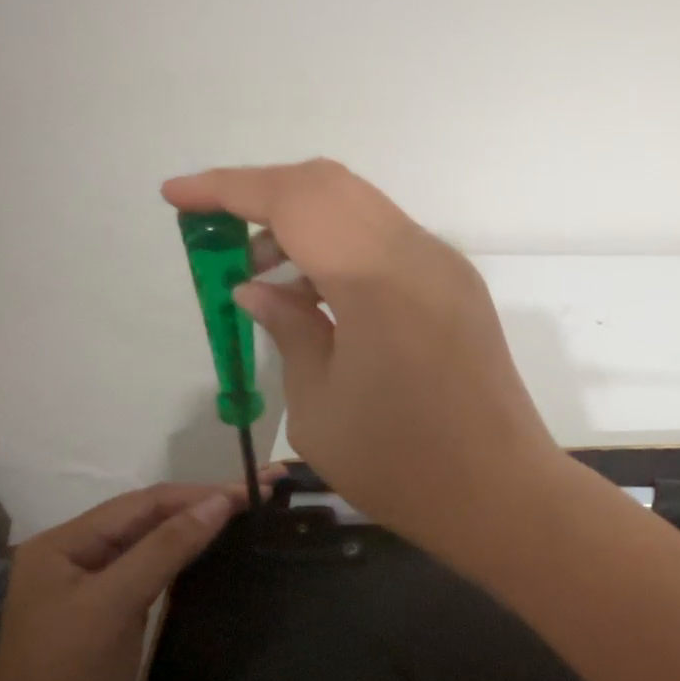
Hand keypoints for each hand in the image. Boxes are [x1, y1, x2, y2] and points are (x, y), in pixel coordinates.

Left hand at [0, 484, 243, 680]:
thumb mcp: (115, 605)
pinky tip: (217, 549)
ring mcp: (93, 588)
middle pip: (149, 517)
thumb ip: (167, 547)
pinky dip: (189, 555)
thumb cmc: (69, 678)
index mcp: (60, 545)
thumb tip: (222, 500)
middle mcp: (74, 557)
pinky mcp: (112, 614)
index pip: (143, 503)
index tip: (257, 488)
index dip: (201, 492)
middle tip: (264, 492)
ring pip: (154, 542)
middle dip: (204, 503)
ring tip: (250, 512)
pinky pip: (156, 569)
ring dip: (200, 526)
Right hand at [161, 160, 563, 538]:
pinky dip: (349, 246)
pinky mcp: (463, 289)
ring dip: (311, 223)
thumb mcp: (319, 406)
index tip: (176, 196)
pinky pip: (395, 242)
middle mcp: (421, 255)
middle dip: (268, 197)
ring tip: (269, 278)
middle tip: (226, 243)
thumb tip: (257, 286)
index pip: (294, 200)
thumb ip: (289, 330)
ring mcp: (450, 269)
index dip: (229, 189)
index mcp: (378, 278)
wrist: (503, 492)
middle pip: (333, 188)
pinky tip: (321, 292)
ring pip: (367, 211)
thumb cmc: (401, 464)